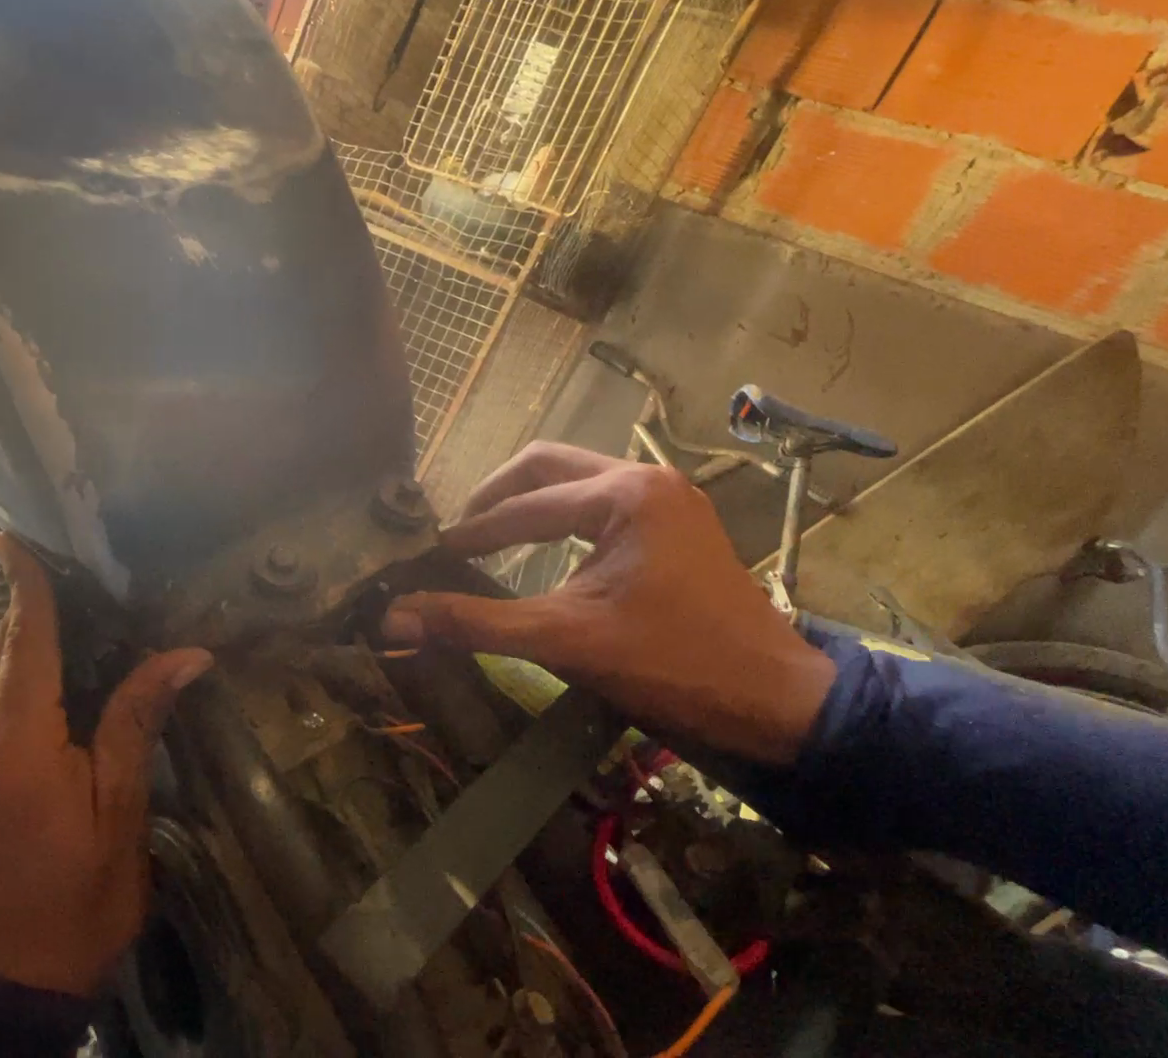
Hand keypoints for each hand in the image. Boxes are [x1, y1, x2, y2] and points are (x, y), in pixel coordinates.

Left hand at [0, 534, 213, 994]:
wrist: (12, 977)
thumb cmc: (81, 896)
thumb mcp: (122, 810)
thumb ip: (137, 721)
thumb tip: (187, 655)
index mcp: (13, 749)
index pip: (22, 644)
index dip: (23, 588)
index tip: (10, 538)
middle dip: (30, 618)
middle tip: (72, 589)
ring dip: (19, 655)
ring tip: (66, 642)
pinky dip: (3, 690)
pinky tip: (37, 699)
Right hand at [382, 443, 833, 764]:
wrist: (776, 702)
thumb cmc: (672, 664)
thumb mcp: (565, 640)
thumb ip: (475, 624)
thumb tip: (392, 618)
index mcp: (624, 494)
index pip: (524, 505)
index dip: (471, 532)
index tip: (430, 556)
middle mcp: (647, 479)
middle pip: (548, 465)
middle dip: (496, 496)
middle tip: (456, 533)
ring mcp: (669, 500)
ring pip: (577, 480)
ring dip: (529, 504)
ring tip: (489, 539)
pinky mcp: (678, 526)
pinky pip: (602, 503)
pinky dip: (561, 519)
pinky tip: (543, 551)